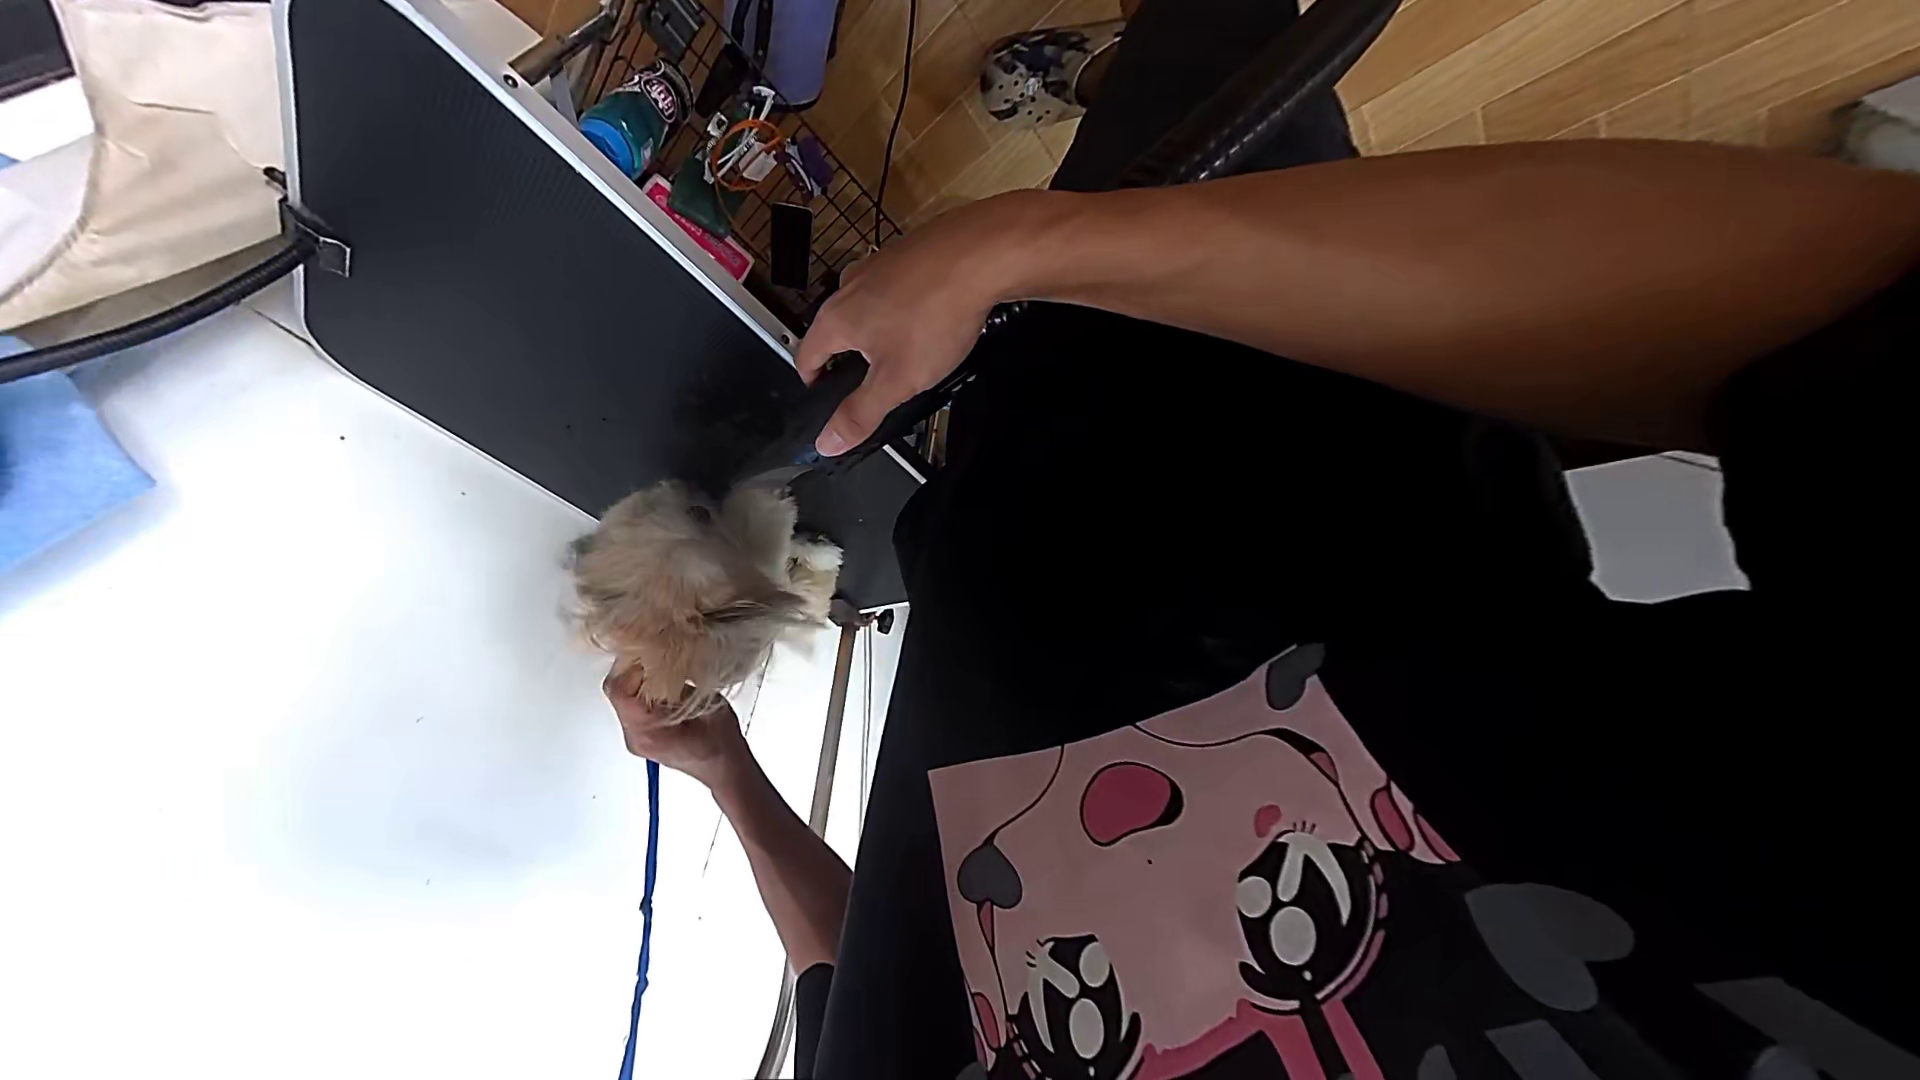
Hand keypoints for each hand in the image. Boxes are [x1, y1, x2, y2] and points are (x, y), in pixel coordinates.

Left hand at [603, 665, 747, 788]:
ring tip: (665, 668)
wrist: (724, 768)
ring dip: (641, 679)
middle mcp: (634, 736)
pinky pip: (633, 705)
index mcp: (647, 731)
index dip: (633, 667)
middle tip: (657, 654)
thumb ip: (681, 682)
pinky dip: (646, 690)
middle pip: (617, 693)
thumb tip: (667, 658)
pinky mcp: (641, 733)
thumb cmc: (721, 743)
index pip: (619, 691)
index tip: (651, 653)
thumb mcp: (707, 702)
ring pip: (624, 697)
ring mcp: (635, 737)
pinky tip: (667, 684)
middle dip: (635, 669)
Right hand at [795, 189, 1060, 454]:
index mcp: (836, 318)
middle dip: (847, 358)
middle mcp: (850, 285)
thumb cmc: (936, 315)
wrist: (981, 255)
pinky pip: (894, 290)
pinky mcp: (908, 253)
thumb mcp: (896, 381)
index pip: (806, 356)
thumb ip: (860, 414)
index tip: (822, 395)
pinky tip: (926, 321)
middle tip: (867, 382)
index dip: (813, 383)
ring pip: (865, 307)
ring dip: (875, 332)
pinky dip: (902, 310)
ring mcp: (879, 265)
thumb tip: (827, 442)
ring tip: (900, 354)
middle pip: (835, 330)